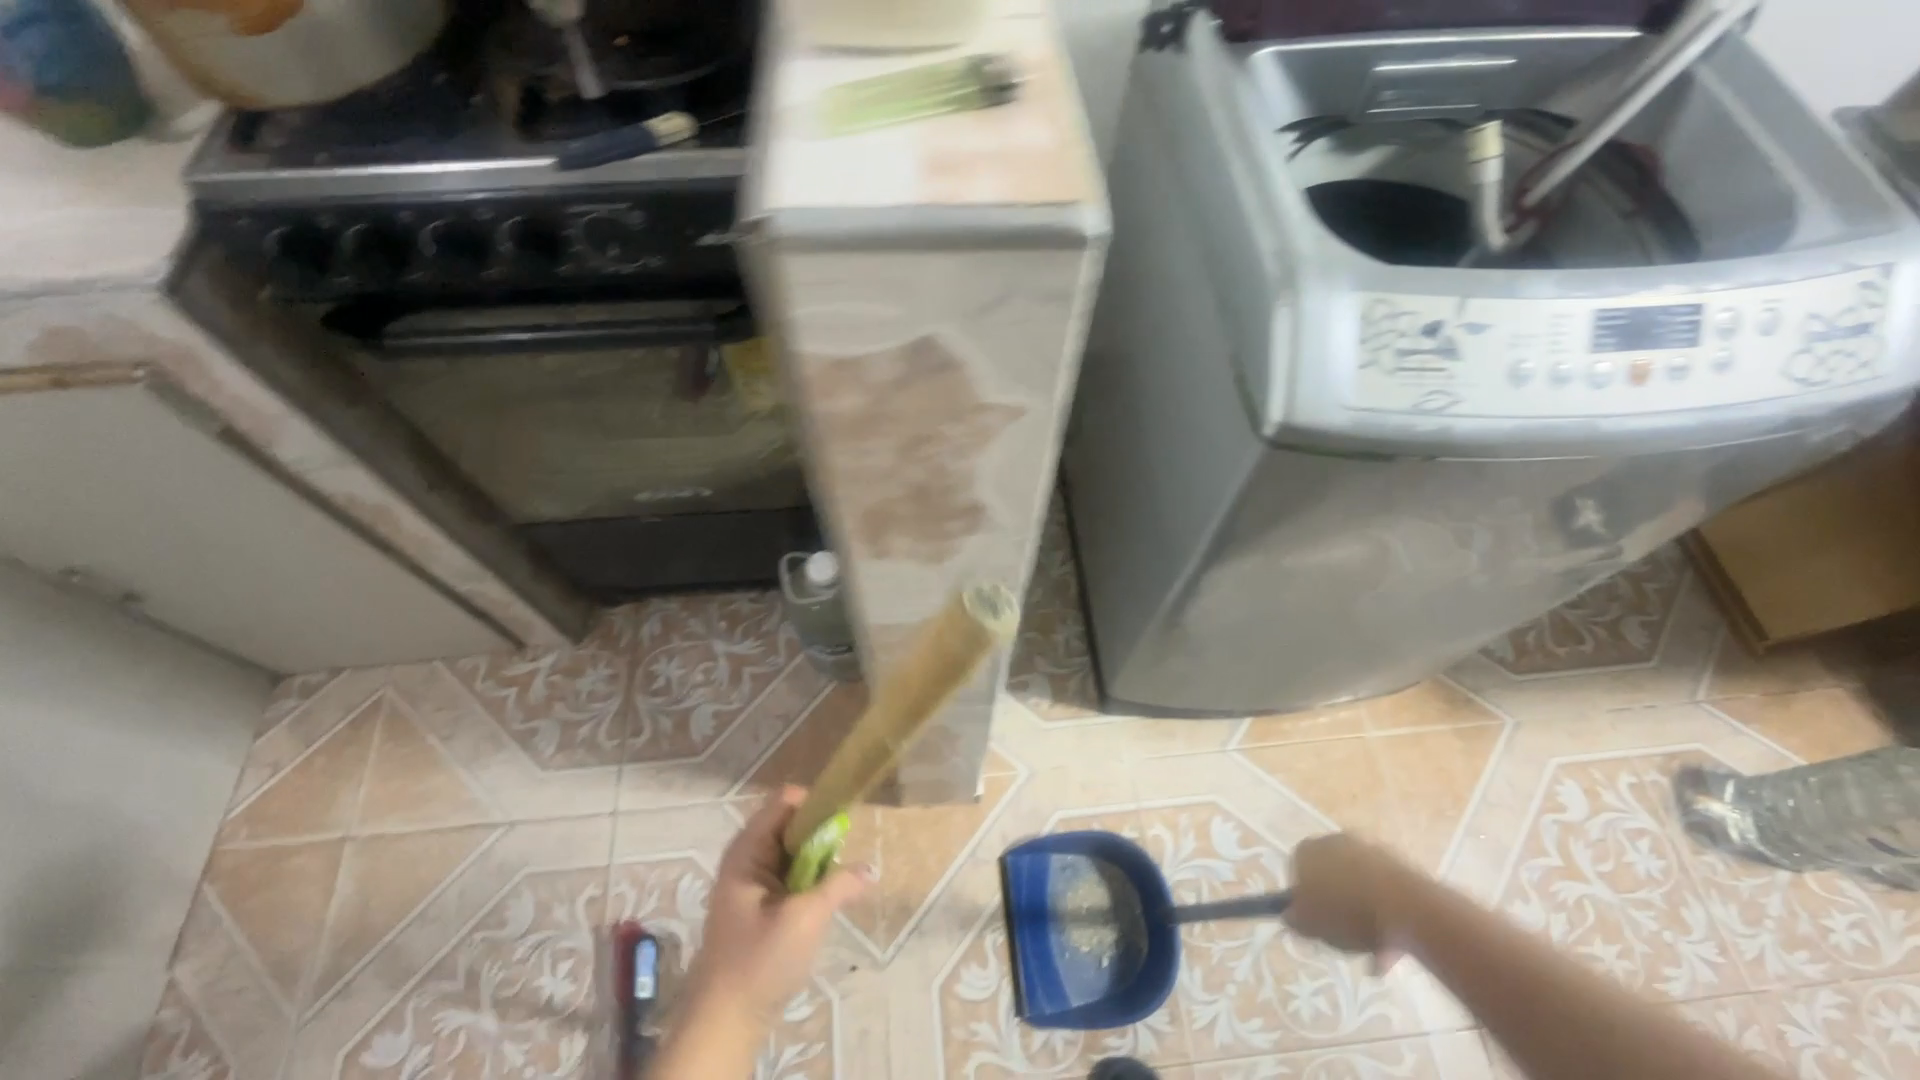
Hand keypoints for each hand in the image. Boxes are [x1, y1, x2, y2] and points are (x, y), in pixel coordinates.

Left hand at [685, 786, 871, 1022]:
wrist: (724, 1020)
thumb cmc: (759, 961)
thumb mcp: (805, 919)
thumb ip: (839, 885)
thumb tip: (872, 868)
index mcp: (748, 850)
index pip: (786, 801)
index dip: (817, 806)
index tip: (845, 827)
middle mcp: (748, 858)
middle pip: (792, 825)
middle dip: (822, 837)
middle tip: (842, 863)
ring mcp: (753, 882)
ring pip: (795, 853)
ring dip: (819, 863)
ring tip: (839, 884)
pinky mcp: (761, 905)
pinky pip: (791, 876)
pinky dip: (811, 881)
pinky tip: (826, 901)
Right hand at [1283, 833, 1422, 972]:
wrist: (1406, 907)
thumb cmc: (1346, 914)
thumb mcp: (1308, 925)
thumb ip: (1293, 919)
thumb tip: (1291, 915)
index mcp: (1307, 850)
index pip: (1295, 871)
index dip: (1302, 898)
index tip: (1312, 921)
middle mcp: (1334, 841)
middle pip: (1328, 876)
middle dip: (1334, 905)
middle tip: (1341, 935)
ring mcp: (1368, 849)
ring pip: (1358, 886)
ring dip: (1361, 913)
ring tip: (1371, 950)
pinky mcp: (1398, 861)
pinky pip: (1382, 890)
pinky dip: (1383, 912)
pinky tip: (1390, 943)